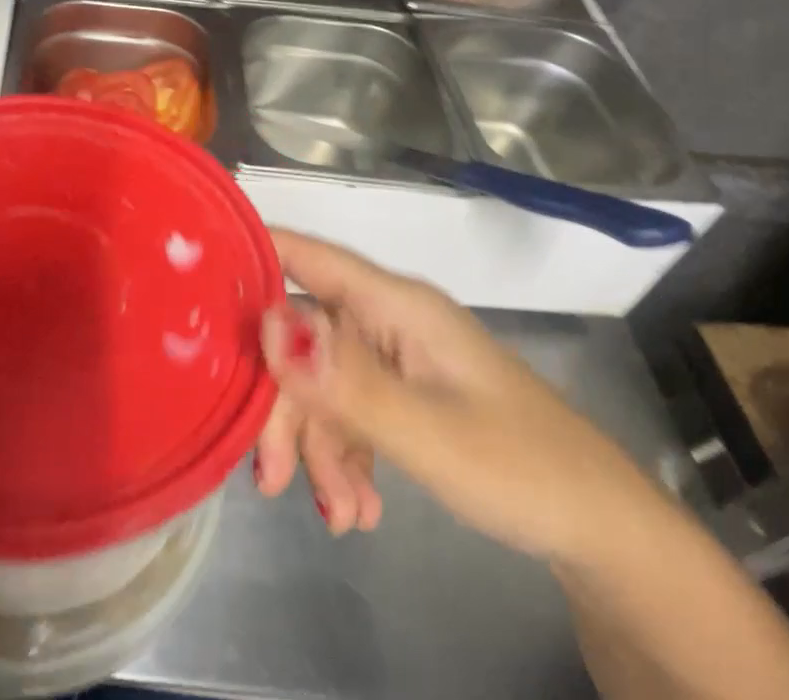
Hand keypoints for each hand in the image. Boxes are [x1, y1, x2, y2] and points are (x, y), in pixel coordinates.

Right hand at [253, 229, 672, 562]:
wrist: (601, 532)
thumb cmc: (523, 469)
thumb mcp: (427, 433)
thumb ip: (344, 382)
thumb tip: (267, 326)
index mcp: (397, 308)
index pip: (306, 257)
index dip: (248, 256)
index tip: (188, 282)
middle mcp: (389, 324)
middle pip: (301, 344)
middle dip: (284, 410)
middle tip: (270, 480)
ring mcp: (396, 363)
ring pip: (320, 389)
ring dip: (318, 452)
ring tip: (339, 516)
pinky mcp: (403, 399)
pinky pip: (349, 418)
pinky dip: (344, 463)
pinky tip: (355, 512)